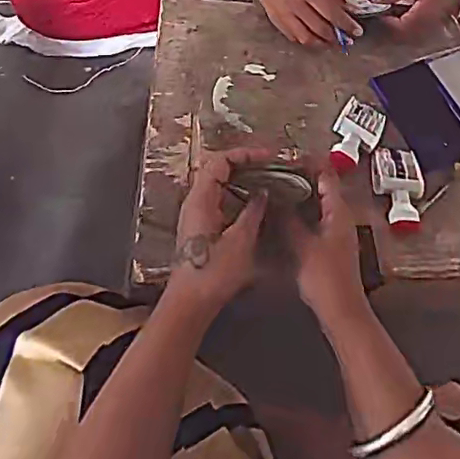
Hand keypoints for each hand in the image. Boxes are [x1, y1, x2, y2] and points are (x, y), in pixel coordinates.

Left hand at [167, 148, 270, 317]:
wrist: (189, 304)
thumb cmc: (213, 272)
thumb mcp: (240, 240)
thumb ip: (253, 212)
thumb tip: (263, 192)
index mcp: (201, 198)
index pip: (220, 160)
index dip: (244, 154)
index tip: (267, 157)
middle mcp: (196, 201)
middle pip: (218, 169)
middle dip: (245, 163)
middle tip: (269, 165)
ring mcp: (197, 214)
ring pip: (220, 184)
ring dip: (242, 178)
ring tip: (267, 179)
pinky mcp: (201, 228)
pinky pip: (221, 199)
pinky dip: (238, 194)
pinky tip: (255, 203)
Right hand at [250, 0, 363, 47]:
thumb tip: (343, 8)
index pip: (331, 12)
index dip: (346, 24)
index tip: (356, 31)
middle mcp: (295, 4)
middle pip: (320, 28)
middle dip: (336, 37)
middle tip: (347, 41)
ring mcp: (284, 14)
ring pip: (306, 37)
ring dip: (322, 43)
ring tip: (331, 43)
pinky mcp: (276, 20)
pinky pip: (293, 37)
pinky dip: (305, 40)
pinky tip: (313, 38)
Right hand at [286, 165, 368, 324]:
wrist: (342, 312)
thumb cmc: (325, 277)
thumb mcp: (303, 245)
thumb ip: (288, 219)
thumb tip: (274, 197)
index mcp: (338, 210)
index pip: (326, 174)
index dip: (308, 163)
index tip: (286, 158)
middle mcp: (340, 216)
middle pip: (321, 187)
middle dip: (300, 178)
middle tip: (275, 173)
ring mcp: (336, 231)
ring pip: (317, 204)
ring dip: (299, 196)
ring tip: (275, 190)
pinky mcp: (330, 245)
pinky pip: (315, 218)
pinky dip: (300, 213)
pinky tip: (283, 217)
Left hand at [383, 0, 459, 38]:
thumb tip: (381, 1)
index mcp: (426, 14)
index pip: (402, 28)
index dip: (388, 24)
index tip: (379, 15)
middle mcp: (433, 24)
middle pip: (407, 35)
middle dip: (393, 28)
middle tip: (383, 17)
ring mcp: (438, 25)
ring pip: (415, 35)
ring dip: (401, 29)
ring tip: (391, 17)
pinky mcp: (440, 24)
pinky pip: (422, 31)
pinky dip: (411, 26)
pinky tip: (404, 16)